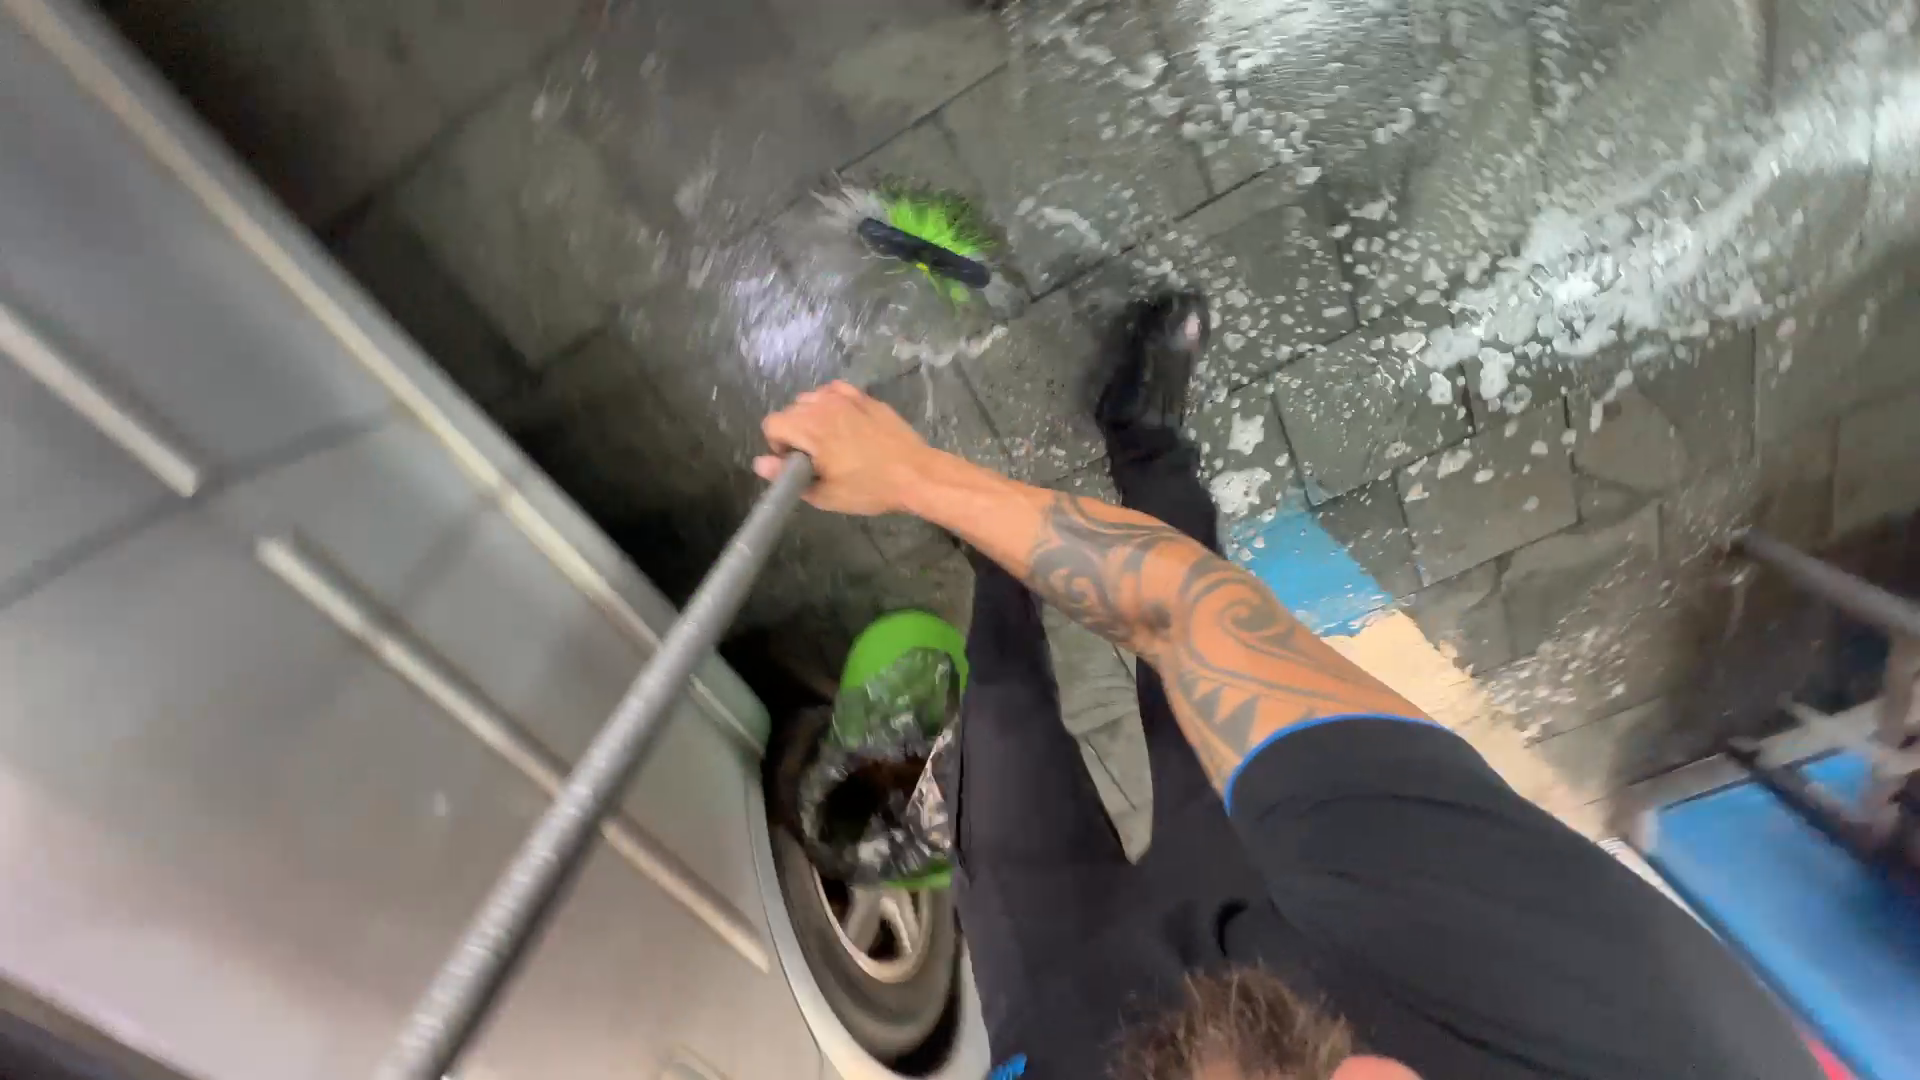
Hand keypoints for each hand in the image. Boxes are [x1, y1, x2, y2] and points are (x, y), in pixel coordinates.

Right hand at [754, 381, 934, 515]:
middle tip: (817, 458)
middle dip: (795, 433)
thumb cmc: (869, 488)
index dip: (778, 446)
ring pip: (812, 399)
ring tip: (833, 442)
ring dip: (814, 418)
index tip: (798, 464)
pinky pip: (836, 392)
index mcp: (809, 428)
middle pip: (791, 411)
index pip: (771, 424)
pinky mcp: (866, 397)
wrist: (915, 473)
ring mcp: (847, 397)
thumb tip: (759, 463)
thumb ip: (785, 477)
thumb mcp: (824, 493)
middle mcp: (824, 405)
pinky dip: (833, 404)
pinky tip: (846, 424)